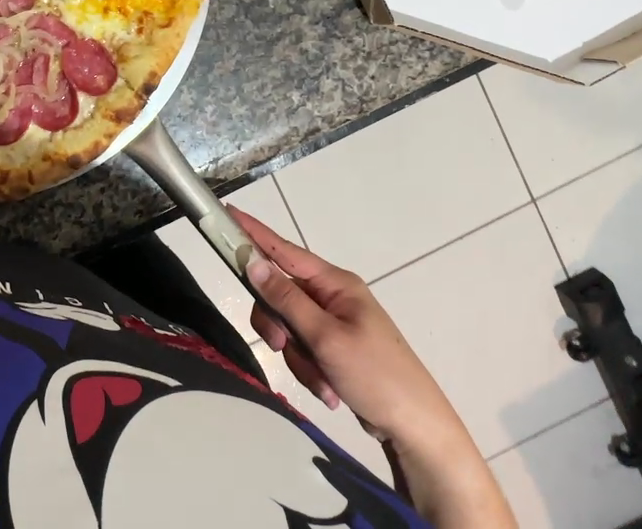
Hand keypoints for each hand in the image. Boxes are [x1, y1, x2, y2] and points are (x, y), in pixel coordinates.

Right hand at [233, 207, 466, 453]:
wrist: (415, 428)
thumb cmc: (375, 375)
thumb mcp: (325, 337)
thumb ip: (285, 299)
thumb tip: (253, 262)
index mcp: (335, 284)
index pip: (284, 251)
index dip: (254, 233)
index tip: (227, 213)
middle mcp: (332, 297)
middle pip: (279, 295)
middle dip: (277, 326)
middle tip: (280, 346)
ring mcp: (333, 323)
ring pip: (287, 327)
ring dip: (297, 357)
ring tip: (322, 381)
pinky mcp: (333, 348)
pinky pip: (302, 350)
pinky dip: (309, 370)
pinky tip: (329, 389)